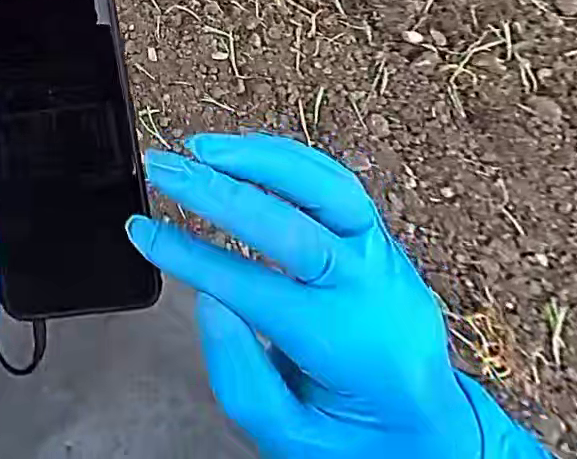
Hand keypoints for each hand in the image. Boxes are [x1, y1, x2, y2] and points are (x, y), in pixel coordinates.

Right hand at [127, 134, 545, 458]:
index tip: (142, 231)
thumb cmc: (358, 440)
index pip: (256, 289)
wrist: (433, 432)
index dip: (190, 255)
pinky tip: (241, 152)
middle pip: (293, 225)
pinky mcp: (378, 236)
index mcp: (352, 351)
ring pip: (326, 186)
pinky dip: (284, 157)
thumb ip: (243, 379)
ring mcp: (384, 257)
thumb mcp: (294, 442)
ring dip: (256, 158)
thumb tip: (208, 298)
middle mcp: (375, 293)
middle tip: (162, 167)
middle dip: (216, 191)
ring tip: (199, 147)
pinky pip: (334, 181)